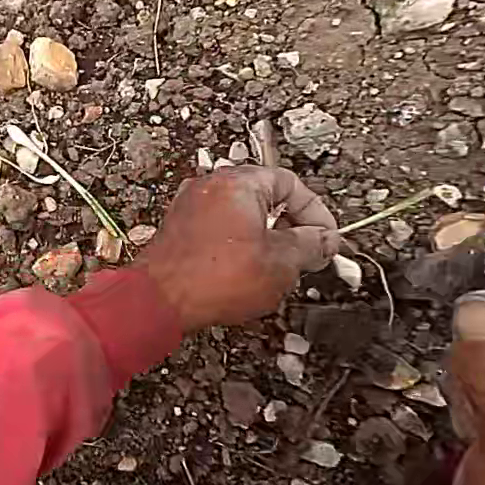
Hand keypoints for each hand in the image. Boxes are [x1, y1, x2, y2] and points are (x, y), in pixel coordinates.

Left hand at [135, 166, 339, 332]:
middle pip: (266, 196)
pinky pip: (220, 227)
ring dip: (266, 237)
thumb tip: (326, 240)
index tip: (326, 237)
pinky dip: (239, 244)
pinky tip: (245, 271)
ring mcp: (192, 205)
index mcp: (239, 182)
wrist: (158, 301)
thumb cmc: (213, 279)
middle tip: (306, 253)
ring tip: (276, 267)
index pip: (291, 184)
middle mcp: (212, 185)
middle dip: (291, 226)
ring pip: (243, 214)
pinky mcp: (180, 227)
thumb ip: (310, 246)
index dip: (315, 212)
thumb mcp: (280, 263)